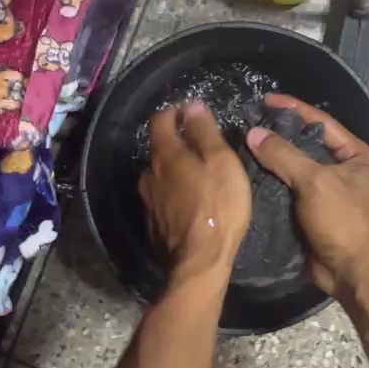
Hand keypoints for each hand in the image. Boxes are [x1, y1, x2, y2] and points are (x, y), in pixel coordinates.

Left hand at [140, 100, 250, 290]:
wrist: (199, 262)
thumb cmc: (217, 207)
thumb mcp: (220, 162)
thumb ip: (204, 131)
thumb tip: (191, 105)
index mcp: (164, 155)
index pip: (160, 120)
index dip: (175, 111)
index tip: (192, 112)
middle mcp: (148, 175)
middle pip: (160, 150)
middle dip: (179, 144)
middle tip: (204, 149)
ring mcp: (148, 202)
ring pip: (161, 176)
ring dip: (177, 172)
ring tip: (201, 179)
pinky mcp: (153, 225)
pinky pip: (163, 200)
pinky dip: (176, 195)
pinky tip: (193, 205)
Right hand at [245, 93, 368, 297]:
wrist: (356, 274)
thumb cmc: (345, 221)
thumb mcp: (315, 182)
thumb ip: (284, 155)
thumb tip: (253, 133)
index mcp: (356, 155)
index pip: (320, 122)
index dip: (293, 109)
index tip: (265, 100)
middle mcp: (343, 170)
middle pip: (306, 145)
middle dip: (278, 136)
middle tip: (247, 124)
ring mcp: (328, 193)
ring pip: (295, 169)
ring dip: (272, 162)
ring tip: (241, 147)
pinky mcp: (313, 214)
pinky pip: (289, 193)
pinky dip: (271, 186)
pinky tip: (248, 177)